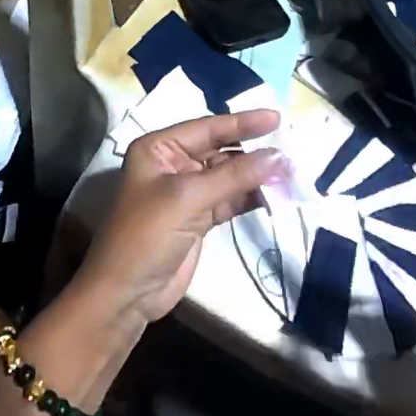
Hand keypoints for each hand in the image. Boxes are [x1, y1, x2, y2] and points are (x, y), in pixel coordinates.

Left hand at [75, 110, 283, 325]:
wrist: (125, 296)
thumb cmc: (147, 235)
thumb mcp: (189, 198)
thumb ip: (235, 175)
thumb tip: (278, 157)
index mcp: (160, 149)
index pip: (208, 128)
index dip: (243, 123)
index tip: (276, 118)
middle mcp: (173, 164)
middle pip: (222, 150)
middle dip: (254, 151)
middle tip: (290, 148)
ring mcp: (188, 192)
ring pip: (230, 175)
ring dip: (257, 175)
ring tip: (290, 173)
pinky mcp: (199, 217)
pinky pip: (231, 198)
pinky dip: (252, 196)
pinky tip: (276, 194)